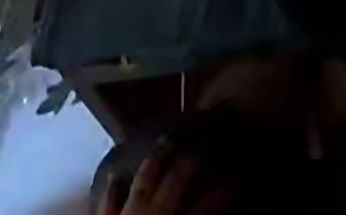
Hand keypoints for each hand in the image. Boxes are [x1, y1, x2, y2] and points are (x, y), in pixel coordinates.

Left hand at [97, 143, 234, 214]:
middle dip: (191, 162)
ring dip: (155, 160)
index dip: (223, 188)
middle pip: (177, 180)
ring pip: (144, 181)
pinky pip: (108, 205)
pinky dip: (113, 191)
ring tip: (165, 141)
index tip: (236, 173)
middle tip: (204, 149)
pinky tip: (117, 178)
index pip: (207, 204)